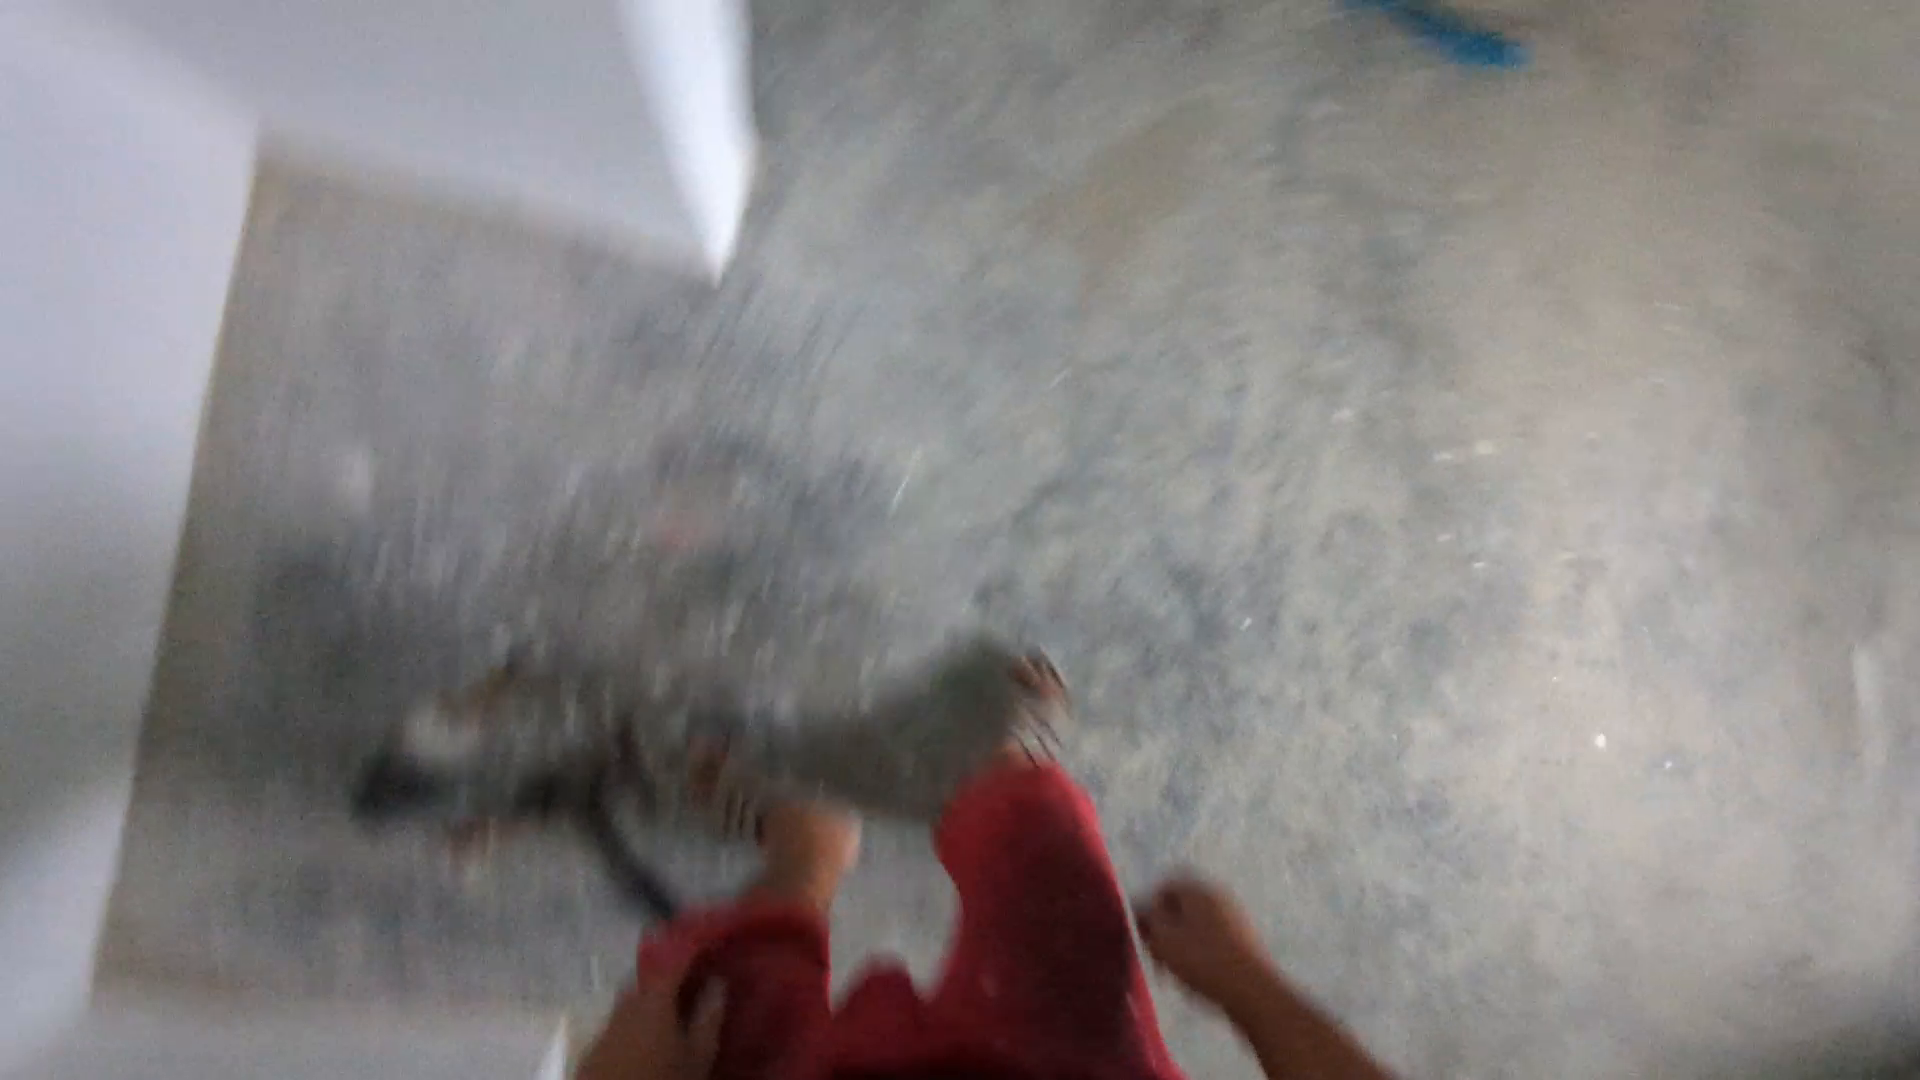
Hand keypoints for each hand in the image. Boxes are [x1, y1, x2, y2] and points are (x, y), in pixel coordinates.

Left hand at [576, 951, 725, 1079]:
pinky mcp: (591, 1054)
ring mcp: (604, 1030)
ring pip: (629, 1001)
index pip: (675, 960)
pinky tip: (643, 1041)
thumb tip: (717, 982)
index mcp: (654, 1000)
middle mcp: (626, 1006)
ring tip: (668, 1013)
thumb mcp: (698, 1055)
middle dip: (667, 974)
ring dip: (648, 1000)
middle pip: (647, 978)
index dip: (692, 949)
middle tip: (688, 981)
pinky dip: (632, 1024)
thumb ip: (709, 1016)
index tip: (708, 945)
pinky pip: (616, 1025)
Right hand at [1136, 875, 1274, 1014]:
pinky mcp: (1246, 943)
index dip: (1147, 907)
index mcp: (1197, 887)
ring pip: (1198, 925)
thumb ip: (1146, 919)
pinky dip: (1202, 953)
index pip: (1163, 885)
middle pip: (1181, 906)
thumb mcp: (1162, 938)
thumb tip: (1140, 909)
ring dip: (1182, 943)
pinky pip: (1214, 941)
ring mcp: (1236, 918)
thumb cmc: (1202, 959)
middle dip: (1165, 927)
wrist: (1254, 993)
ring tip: (1175, 968)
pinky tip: (1197, 975)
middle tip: (1156, 952)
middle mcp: (1218, 895)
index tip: (1142, 932)